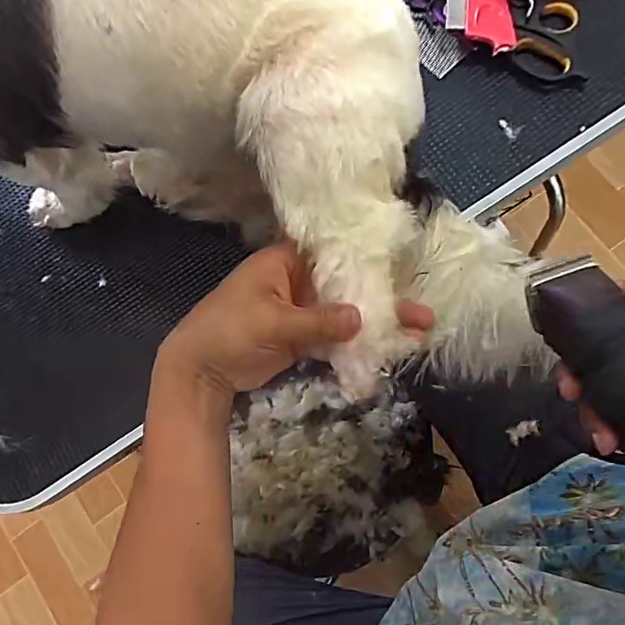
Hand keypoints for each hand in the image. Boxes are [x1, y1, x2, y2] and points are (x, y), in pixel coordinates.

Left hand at [158, 244, 433, 400]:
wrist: (200, 372)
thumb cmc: (227, 331)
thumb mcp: (273, 322)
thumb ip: (317, 320)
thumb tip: (361, 317)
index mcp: (286, 263)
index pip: (333, 252)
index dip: (367, 257)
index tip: (403, 262)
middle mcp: (299, 283)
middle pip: (348, 286)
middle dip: (384, 299)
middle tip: (424, 311)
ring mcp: (304, 312)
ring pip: (347, 315)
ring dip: (378, 324)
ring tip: (419, 331)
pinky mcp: (304, 339)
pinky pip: (337, 338)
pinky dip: (359, 344)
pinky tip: (389, 348)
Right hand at [557, 278, 624, 491]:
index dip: (601, 315)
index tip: (574, 335)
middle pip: (611, 349)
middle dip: (583, 366)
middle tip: (570, 388)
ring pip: (610, 387)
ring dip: (592, 403)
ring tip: (597, 429)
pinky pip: (621, 419)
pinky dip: (607, 428)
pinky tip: (608, 441)